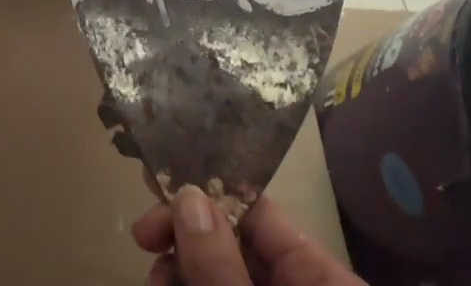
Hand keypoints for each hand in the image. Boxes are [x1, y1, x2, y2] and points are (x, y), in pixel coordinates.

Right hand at [134, 186, 365, 285]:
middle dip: (185, 240)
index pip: (260, 213)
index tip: (153, 199)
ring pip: (224, 272)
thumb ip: (219, 266)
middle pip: (237, 243)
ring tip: (155, 282)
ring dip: (182, 269)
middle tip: (143, 244)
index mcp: (327, 279)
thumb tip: (188, 193)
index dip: (205, 201)